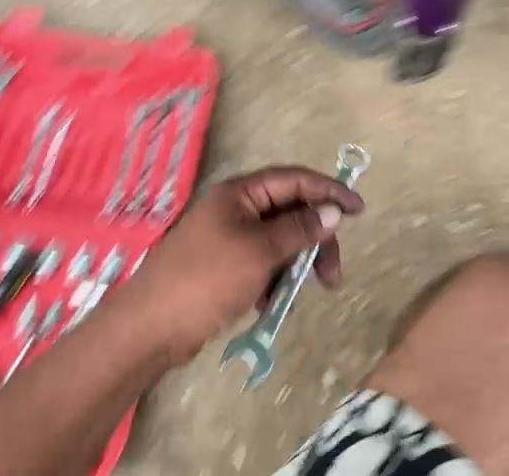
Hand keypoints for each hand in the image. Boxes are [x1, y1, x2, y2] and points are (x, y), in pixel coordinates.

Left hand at [114, 166, 365, 364]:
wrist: (148, 329)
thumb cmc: (206, 280)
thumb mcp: (260, 252)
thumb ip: (299, 228)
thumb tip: (333, 210)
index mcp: (239, 193)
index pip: (294, 180)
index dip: (329, 191)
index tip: (359, 210)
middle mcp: (234, 209)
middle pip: (290, 212)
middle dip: (315, 240)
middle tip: (332, 276)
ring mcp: (227, 238)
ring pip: (279, 240)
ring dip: (296, 263)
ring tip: (300, 295)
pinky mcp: (223, 267)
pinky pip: (262, 262)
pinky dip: (275, 279)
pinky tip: (271, 303)